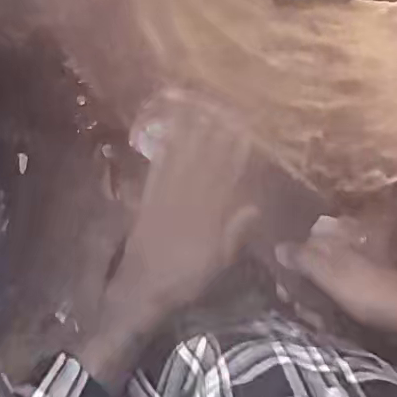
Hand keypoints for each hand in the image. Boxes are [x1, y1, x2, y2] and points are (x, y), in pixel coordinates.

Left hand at [101, 91, 260, 328]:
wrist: (143, 286)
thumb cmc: (185, 278)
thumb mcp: (218, 262)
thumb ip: (235, 233)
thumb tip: (253, 207)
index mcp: (208, 214)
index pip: (225, 176)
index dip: (234, 152)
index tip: (244, 131)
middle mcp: (188, 199)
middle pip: (204, 161)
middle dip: (214, 134)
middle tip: (223, 110)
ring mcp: (165, 195)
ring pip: (181, 158)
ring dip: (190, 134)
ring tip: (198, 112)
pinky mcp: (147, 197)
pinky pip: (157, 168)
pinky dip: (163, 150)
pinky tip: (168, 134)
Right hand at [277, 216, 396, 331]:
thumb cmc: (368, 292)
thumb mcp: (328, 273)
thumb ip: (300, 258)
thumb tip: (276, 247)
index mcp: (330, 236)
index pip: (297, 244)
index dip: (286, 267)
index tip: (284, 290)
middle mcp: (340, 247)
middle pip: (307, 265)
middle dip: (300, 288)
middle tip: (302, 310)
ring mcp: (353, 268)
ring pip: (320, 283)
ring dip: (314, 303)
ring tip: (318, 322)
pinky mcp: (364, 289)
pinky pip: (336, 296)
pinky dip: (330, 310)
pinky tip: (331, 325)